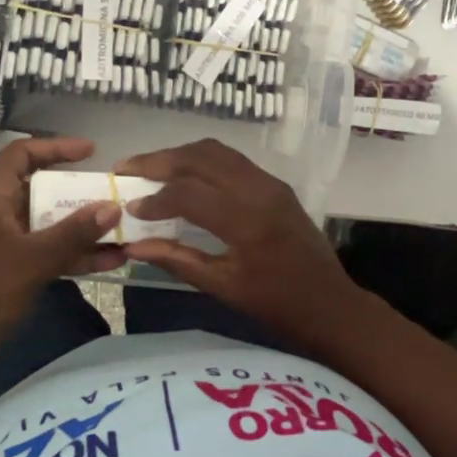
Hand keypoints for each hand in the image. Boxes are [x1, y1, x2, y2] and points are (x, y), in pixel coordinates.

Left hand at [0, 137, 122, 374]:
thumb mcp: (31, 258)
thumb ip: (73, 233)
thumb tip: (113, 206)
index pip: (23, 155)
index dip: (55, 147)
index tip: (92, 152)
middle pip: (42, 190)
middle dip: (80, 193)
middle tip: (117, 195)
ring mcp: (5, 246)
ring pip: (51, 226)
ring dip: (84, 229)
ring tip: (126, 232)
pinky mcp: (13, 274)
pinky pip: (51, 255)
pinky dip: (77, 256)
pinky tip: (113, 262)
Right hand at [116, 139, 366, 344]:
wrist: (330, 304)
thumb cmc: (276, 304)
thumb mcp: (222, 287)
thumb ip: (177, 260)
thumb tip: (132, 247)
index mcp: (246, 221)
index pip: (188, 193)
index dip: (154, 199)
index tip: (130, 209)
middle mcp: (258, 190)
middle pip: (199, 157)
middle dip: (159, 161)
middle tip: (126, 170)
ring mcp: (270, 183)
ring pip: (216, 151)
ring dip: (179, 156)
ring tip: (149, 169)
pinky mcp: (275, 184)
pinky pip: (232, 160)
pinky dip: (201, 161)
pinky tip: (183, 176)